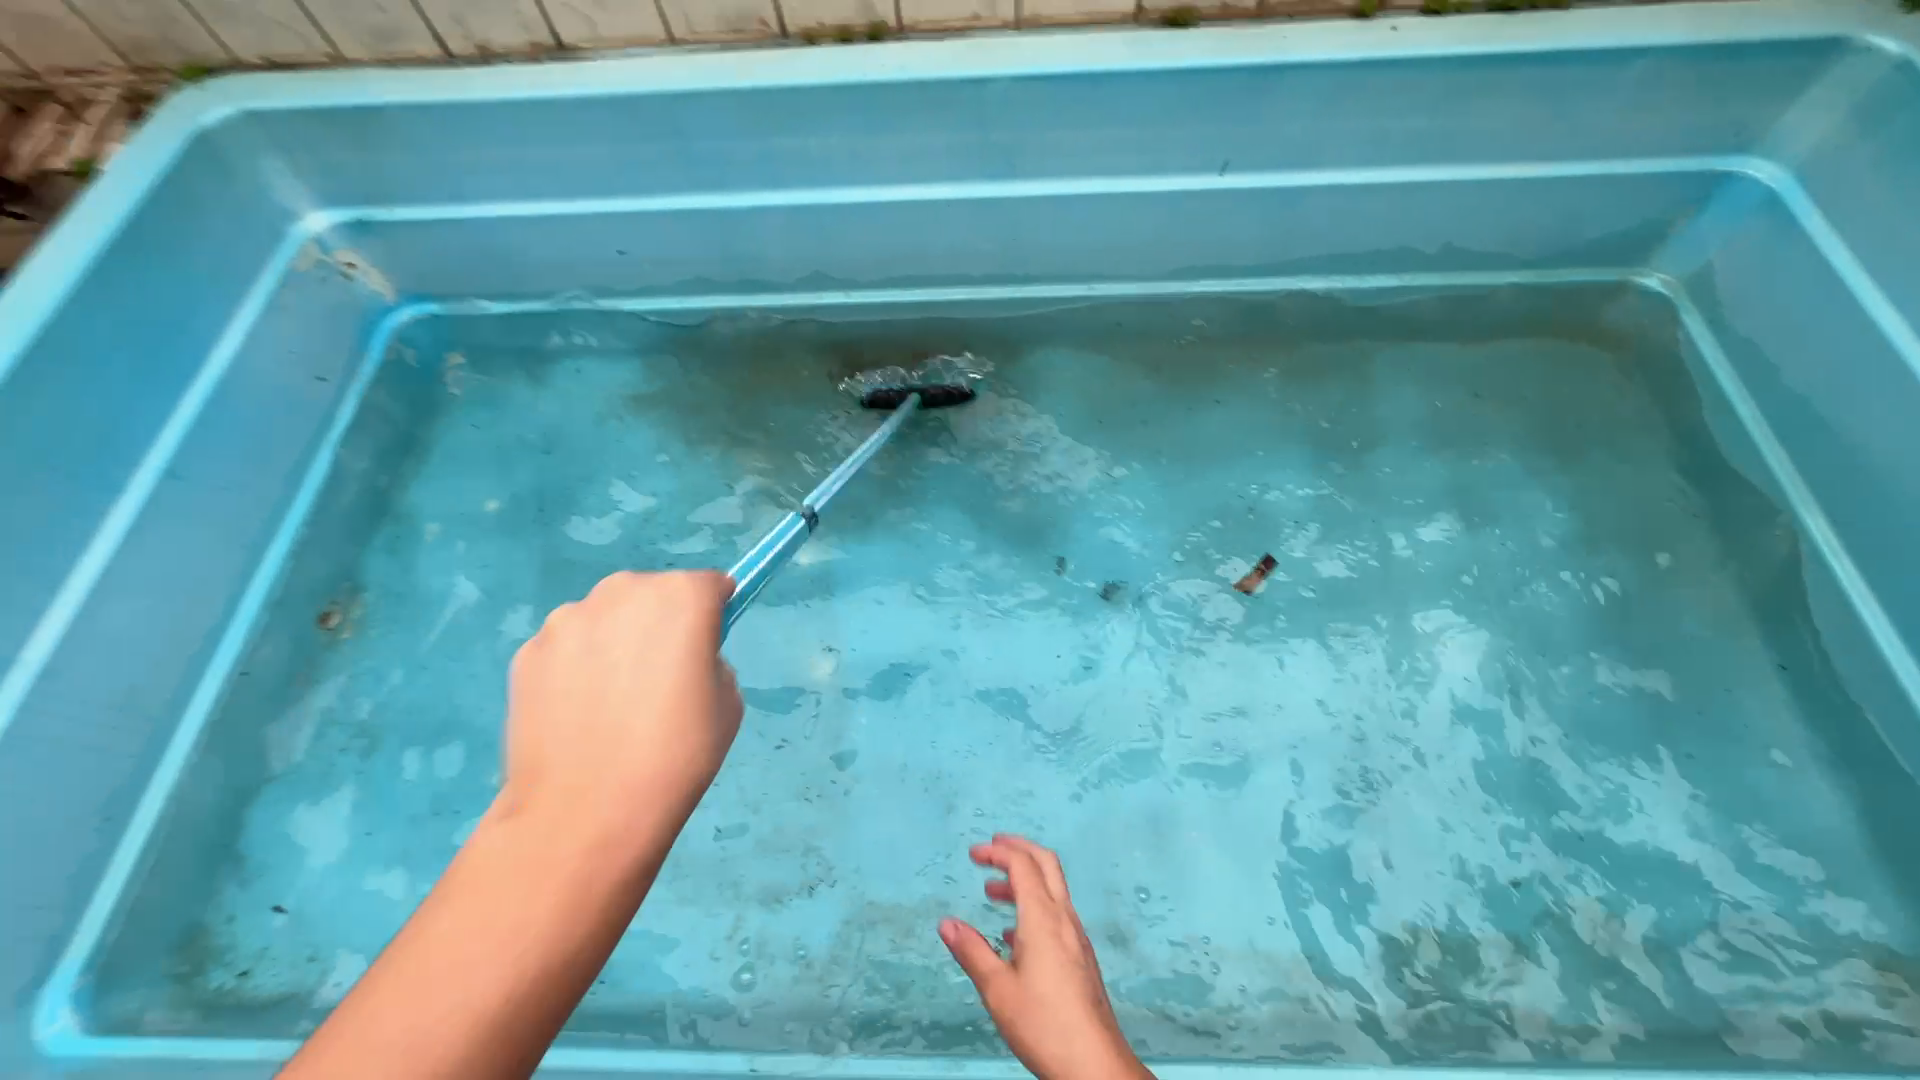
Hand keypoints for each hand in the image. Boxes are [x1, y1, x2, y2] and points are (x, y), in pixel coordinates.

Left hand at [498, 570, 742, 836]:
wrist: (586, 811)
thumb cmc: (676, 755)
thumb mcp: (728, 703)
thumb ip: (709, 662)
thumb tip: (682, 659)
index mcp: (681, 597)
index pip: (710, 586)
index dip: (714, 613)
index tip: (708, 646)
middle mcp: (622, 592)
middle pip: (652, 594)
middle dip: (660, 623)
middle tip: (661, 680)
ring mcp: (566, 620)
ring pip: (604, 619)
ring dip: (614, 642)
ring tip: (612, 704)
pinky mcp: (527, 652)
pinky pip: (567, 648)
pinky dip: (575, 668)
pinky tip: (578, 715)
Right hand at [939, 835, 1151, 1079]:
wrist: (1095, 1064)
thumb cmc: (1043, 1024)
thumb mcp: (997, 990)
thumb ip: (972, 951)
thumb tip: (946, 923)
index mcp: (1043, 918)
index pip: (1022, 865)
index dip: (997, 852)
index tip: (973, 854)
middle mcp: (1064, 919)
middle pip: (1045, 864)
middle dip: (1017, 849)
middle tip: (990, 849)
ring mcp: (1077, 937)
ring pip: (1053, 889)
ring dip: (1024, 880)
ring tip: (992, 894)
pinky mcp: (1081, 957)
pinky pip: (1057, 914)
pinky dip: (1034, 906)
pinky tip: (1014, 936)